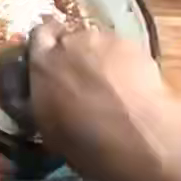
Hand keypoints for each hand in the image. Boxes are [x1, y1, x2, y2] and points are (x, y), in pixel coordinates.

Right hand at [28, 23, 180, 180]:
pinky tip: (134, 87)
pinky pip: (122, 50)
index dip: (47, 48)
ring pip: (97, 43)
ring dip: (100, 58)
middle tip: (84, 80)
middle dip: (74, 54)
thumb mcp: (49, 127)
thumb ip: (43, 98)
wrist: (141, 141)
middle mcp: (68, 43)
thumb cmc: (87, 144)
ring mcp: (103, 40)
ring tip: (113, 86)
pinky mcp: (134, 45)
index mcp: (41, 64)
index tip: (53, 65)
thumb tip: (47, 95)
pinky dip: (125, 63)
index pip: (38, 36)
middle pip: (69, 38)